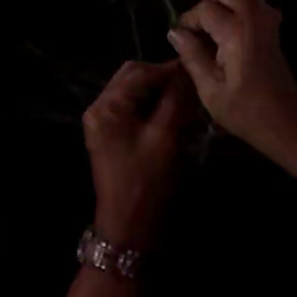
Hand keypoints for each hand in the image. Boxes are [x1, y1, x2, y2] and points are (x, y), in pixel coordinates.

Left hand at [83, 61, 195, 250]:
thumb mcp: (165, 137)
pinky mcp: (112, 134)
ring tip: (186, 97)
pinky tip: (173, 112)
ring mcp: (103, 122)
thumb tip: (187, 71)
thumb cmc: (146, 182)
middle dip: (162, 77)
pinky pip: (132, 107)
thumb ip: (176, 99)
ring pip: (134, 91)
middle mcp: (99, 108)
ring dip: (159, 90)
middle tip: (191, 84)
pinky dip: (153, 104)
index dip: (169, 68)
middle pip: (133, 77)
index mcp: (106, 106)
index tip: (196, 68)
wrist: (129, 227)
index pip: (140, 72)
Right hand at [167, 0, 296, 151]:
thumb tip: (175, 33)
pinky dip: (240, 7)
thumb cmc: (245, 112)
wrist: (286, 123)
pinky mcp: (274, 28)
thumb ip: (192, 56)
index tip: (183, 40)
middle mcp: (255, 19)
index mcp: (237, 33)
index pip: (205, 9)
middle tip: (200, 25)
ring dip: (226, 0)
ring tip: (214, 26)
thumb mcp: (210, 90)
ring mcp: (268, 21)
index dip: (189, 21)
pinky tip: (231, 33)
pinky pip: (256, 2)